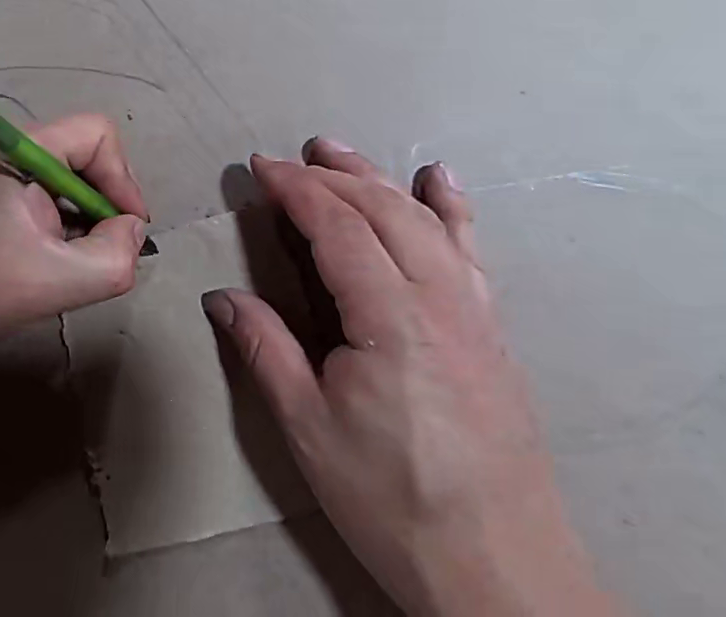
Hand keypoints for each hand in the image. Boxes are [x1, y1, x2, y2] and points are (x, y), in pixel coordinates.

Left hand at [0, 113, 150, 351]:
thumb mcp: (54, 280)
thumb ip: (113, 257)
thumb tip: (131, 232)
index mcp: (15, 149)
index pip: (95, 134)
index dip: (121, 179)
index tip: (125, 230)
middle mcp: (3, 150)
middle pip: (81, 156)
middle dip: (102, 205)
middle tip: (100, 254)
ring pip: (63, 182)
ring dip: (80, 222)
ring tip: (70, 266)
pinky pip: (40, 200)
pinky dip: (58, 229)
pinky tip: (46, 264)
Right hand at [204, 139, 617, 616]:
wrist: (504, 575)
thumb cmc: (393, 502)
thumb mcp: (309, 428)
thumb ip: (265, 349)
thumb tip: (221, 298)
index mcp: (392, 321)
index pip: (338, 229)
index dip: (296, 190)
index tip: (261, 166)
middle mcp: (441, 302)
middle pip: (382, 212)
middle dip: (332, 174)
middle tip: (290, 157)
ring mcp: (476, 314)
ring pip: (426, 222)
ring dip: (379, 179)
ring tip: (341, 152)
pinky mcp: (492, 332)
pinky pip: (471, 253)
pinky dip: (451, 209)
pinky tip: (440, 181)